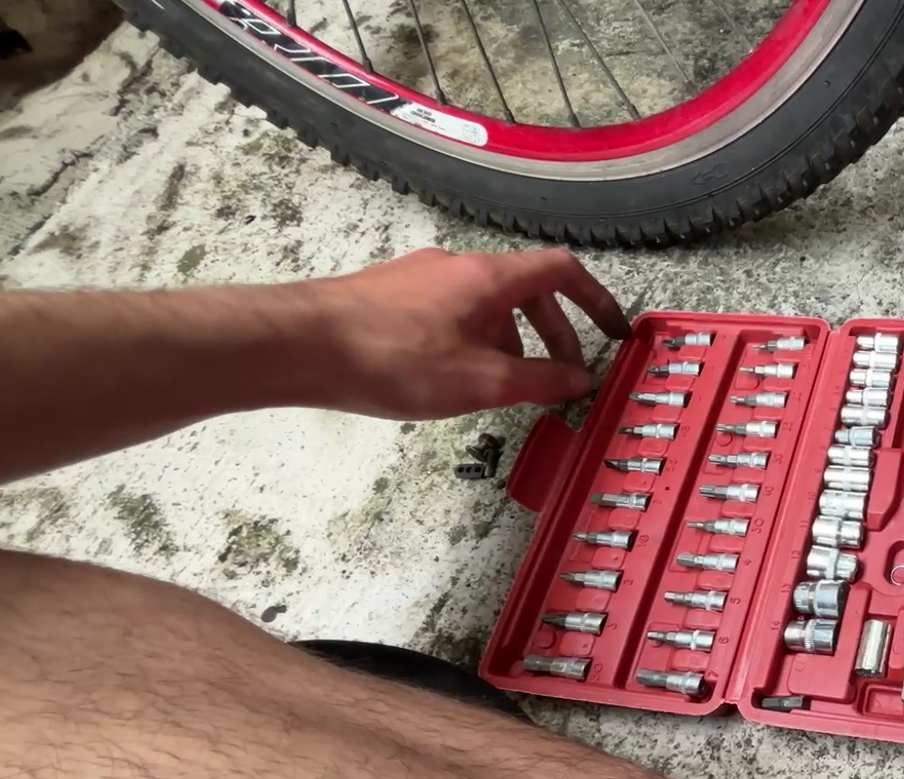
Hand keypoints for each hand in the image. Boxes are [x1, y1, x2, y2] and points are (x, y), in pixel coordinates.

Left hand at [298, 248, 628, 419]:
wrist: (288, 346)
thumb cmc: (397, 359)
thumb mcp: (485, 381)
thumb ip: (543, 381)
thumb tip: (581, 381)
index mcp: (490, 277)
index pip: (563, 271)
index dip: (598, 300)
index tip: (615, 334)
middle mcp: (459, 266)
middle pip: (529, 292)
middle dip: (557, 336)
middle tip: (564, 379)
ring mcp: (422, 277)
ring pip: (491, 306)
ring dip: (517, 344)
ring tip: (510, 387)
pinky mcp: (392, 294)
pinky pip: (457, 312)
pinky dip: (480, 341)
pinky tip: (461, 377)